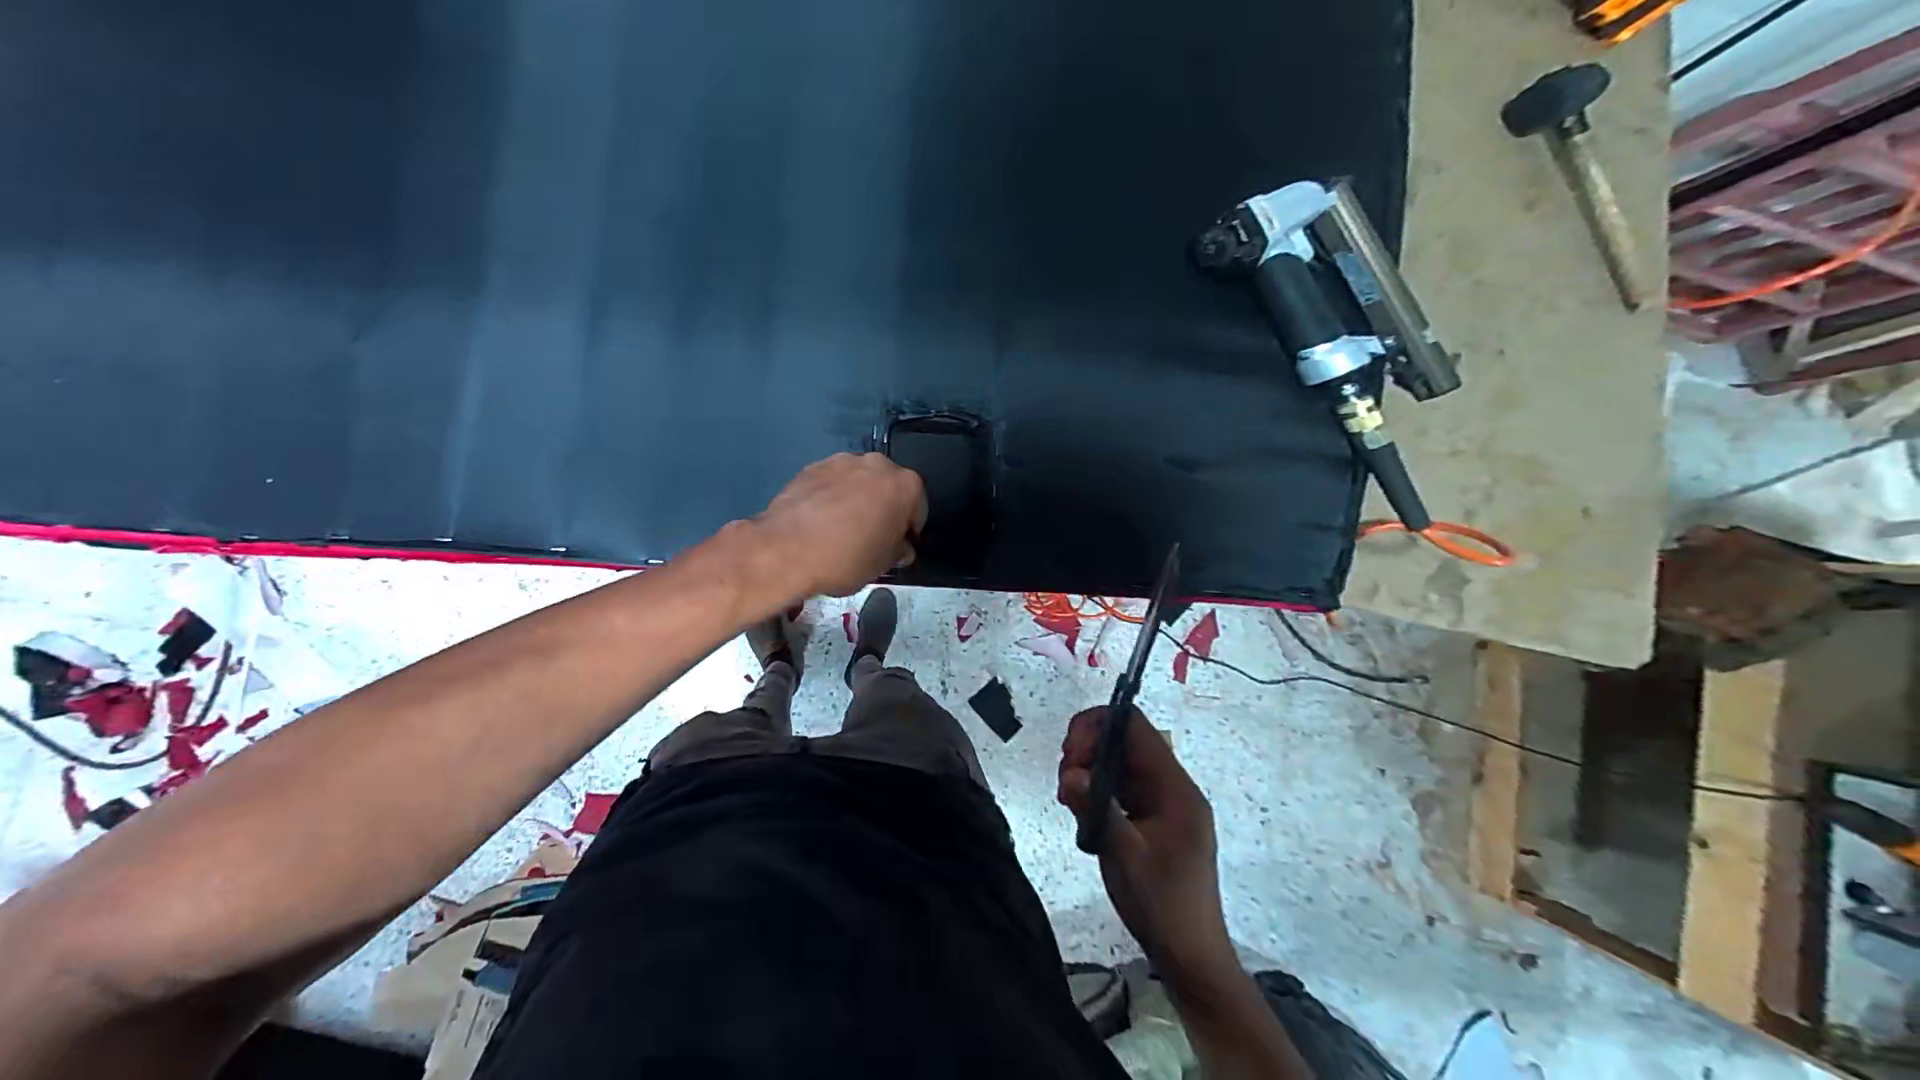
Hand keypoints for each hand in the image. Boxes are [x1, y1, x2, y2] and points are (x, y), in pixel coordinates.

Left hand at [751, 452, 926, 598]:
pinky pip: (831, 483)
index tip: (898, 546)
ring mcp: (841, 461)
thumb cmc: (847, 557)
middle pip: (888, 488)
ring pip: (858, 482)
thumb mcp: (883, 564)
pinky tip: (820, 522)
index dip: (909, 530)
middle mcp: (877, 464)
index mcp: (905, 485)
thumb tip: (900, 548)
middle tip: (872, 537)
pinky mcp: (811, 466)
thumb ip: (899, 551)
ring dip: (857, 499)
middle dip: (884, 508)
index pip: (918, 508)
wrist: (786, 549)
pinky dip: (831, 497)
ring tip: (842, 529)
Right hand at [1057, 708, 1235, 980]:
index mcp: (1175, 787)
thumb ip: (1096, 809)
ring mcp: (1162, 803)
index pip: (1135, 727)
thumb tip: (1068, 773)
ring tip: (1068, 801)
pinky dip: (1097, 791)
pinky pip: (1121, 788)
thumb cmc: (1162, 904)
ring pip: (1119, 764)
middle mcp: (1171, 787)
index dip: (1096, 727)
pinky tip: (1082, 814)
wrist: (1192, 956)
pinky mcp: (1152, 819)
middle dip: (1087, 750)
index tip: (1071, 756)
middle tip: (1064, 783)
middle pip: (1124, 741)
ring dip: (1088, 772)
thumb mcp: (1124, 855)